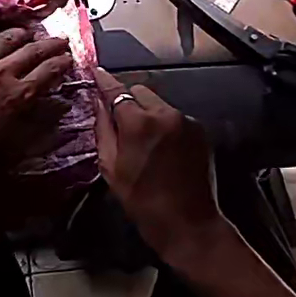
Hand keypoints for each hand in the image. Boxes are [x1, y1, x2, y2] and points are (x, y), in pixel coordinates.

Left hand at [0, 28, 73, 175]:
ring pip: (6, 38)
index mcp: (19, 94)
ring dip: (22, 34)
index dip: (62, 63)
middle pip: (33, 50)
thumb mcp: (15, 143)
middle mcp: (2, 73)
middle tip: (60, 40)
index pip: (49, 70)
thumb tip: (59, 106)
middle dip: (51, 43)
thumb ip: (40, 122)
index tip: (69, 59)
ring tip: (29, 33)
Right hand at [92, 68, 231, 269]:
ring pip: (159, 103)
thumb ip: (103, 129)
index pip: (116, 91)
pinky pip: (175, 117)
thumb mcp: (111, 168)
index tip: (96, 73)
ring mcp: (186, 121)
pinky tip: (161, 147)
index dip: (104, 81)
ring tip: (142, 140)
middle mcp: (165, 114)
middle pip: (140, 91)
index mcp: (139, 123)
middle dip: (128, 100)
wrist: (188, 223)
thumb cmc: (142, 201)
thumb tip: (99, 103)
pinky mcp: (200, 131)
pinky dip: (164, 124)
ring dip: (147, 112)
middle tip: (119, 121)